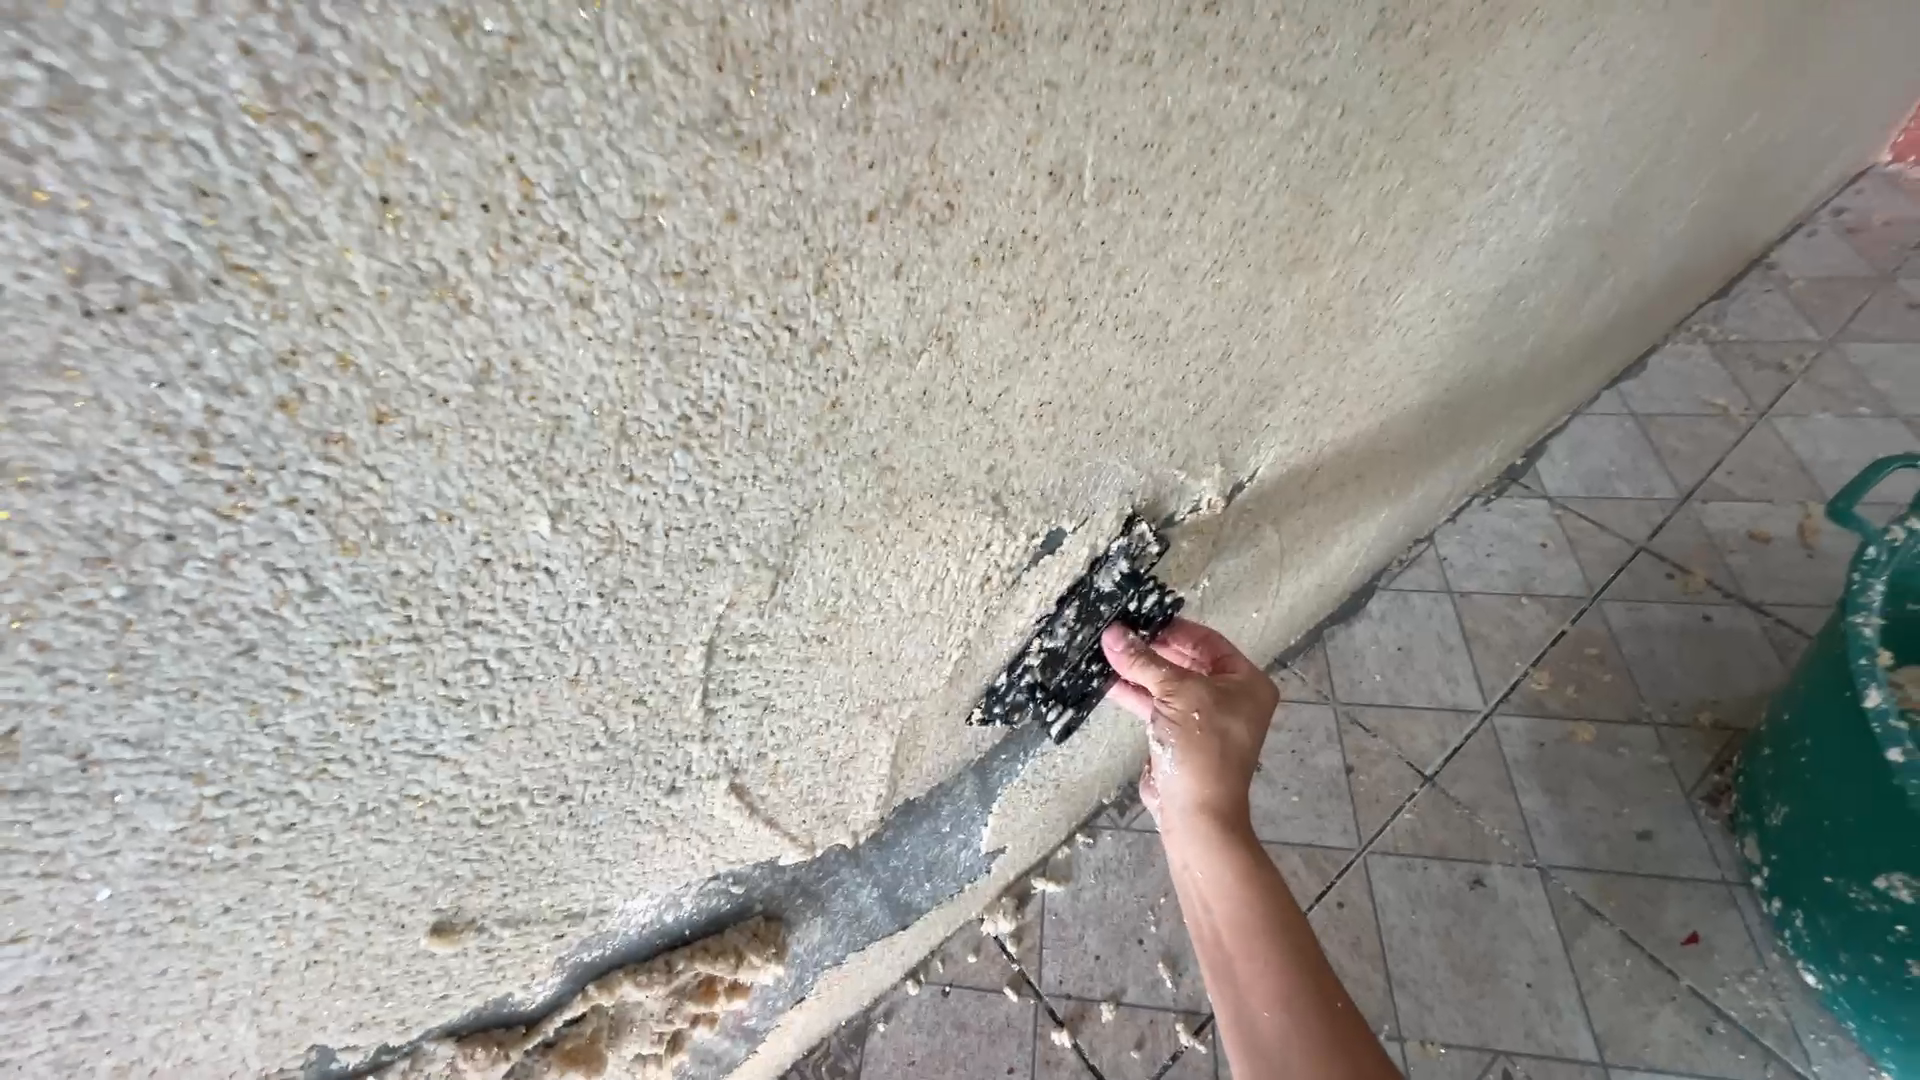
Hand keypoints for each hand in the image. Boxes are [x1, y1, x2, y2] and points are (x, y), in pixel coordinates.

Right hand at [1100, 617, 1278, 834]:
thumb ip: (1143, 660)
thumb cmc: (1202, 744)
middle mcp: (1228, 696)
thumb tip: (1112, 632)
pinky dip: (1134, 692)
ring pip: (1166, 683)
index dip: (1174, 628)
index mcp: (1245, 681)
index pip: (1207, 641)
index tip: (1141, 618)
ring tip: (1106, 651)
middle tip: (1119, 632)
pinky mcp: (1178, 734)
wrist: (1196, 811)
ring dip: (1138, 669)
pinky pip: (1155, 704)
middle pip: (1185, 660)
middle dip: (1151, 649)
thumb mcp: (1175, 692)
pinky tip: (1107, 679)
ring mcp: (1202, 717)